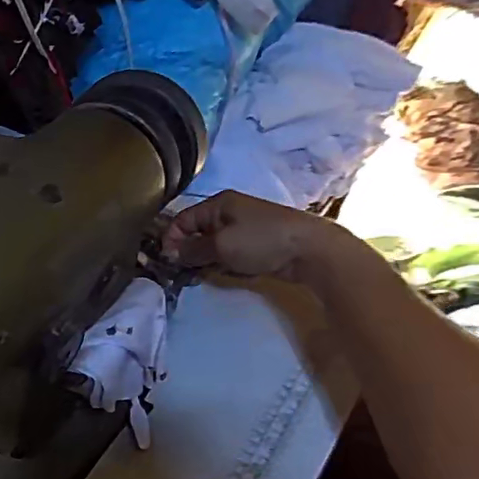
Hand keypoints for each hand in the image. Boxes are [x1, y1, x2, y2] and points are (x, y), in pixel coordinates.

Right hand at [161, 191, 347, 279]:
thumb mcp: (221, 245)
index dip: (171, 239)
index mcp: (218, 204)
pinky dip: (223, 264)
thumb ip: (192, 250)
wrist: (310, 250)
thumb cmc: (261, 240)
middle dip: (188, 252)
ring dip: (206, 260)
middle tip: (184, 272)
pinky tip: (225, 274)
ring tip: (205, 274)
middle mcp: (228, 213)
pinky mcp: (254, 245)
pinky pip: (228, 254)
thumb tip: (170, 254)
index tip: (168, 261)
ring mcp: (242, 229)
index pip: (182, 220)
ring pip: (212, 246)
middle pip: (196, 233)